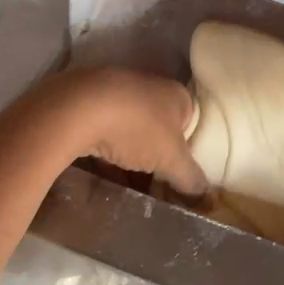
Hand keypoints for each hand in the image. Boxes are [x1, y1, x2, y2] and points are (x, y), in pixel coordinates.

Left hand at [30, 67, 208, 194]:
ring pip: (129, 131)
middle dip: (157, 158)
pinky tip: (103, 174)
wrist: (76, 109)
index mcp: (175, 93)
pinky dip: (105, 152)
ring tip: (130, 186)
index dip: (188, 152)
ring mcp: (114, 91)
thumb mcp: (171, 158)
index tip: (181, 177)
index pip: (191, 123)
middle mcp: (147, 86)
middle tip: (156, 187)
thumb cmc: (136, 127)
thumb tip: (208, 198)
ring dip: (130, 157)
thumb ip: (191, 178)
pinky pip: (103, 132)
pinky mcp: (86, 103)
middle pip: (159, 129)